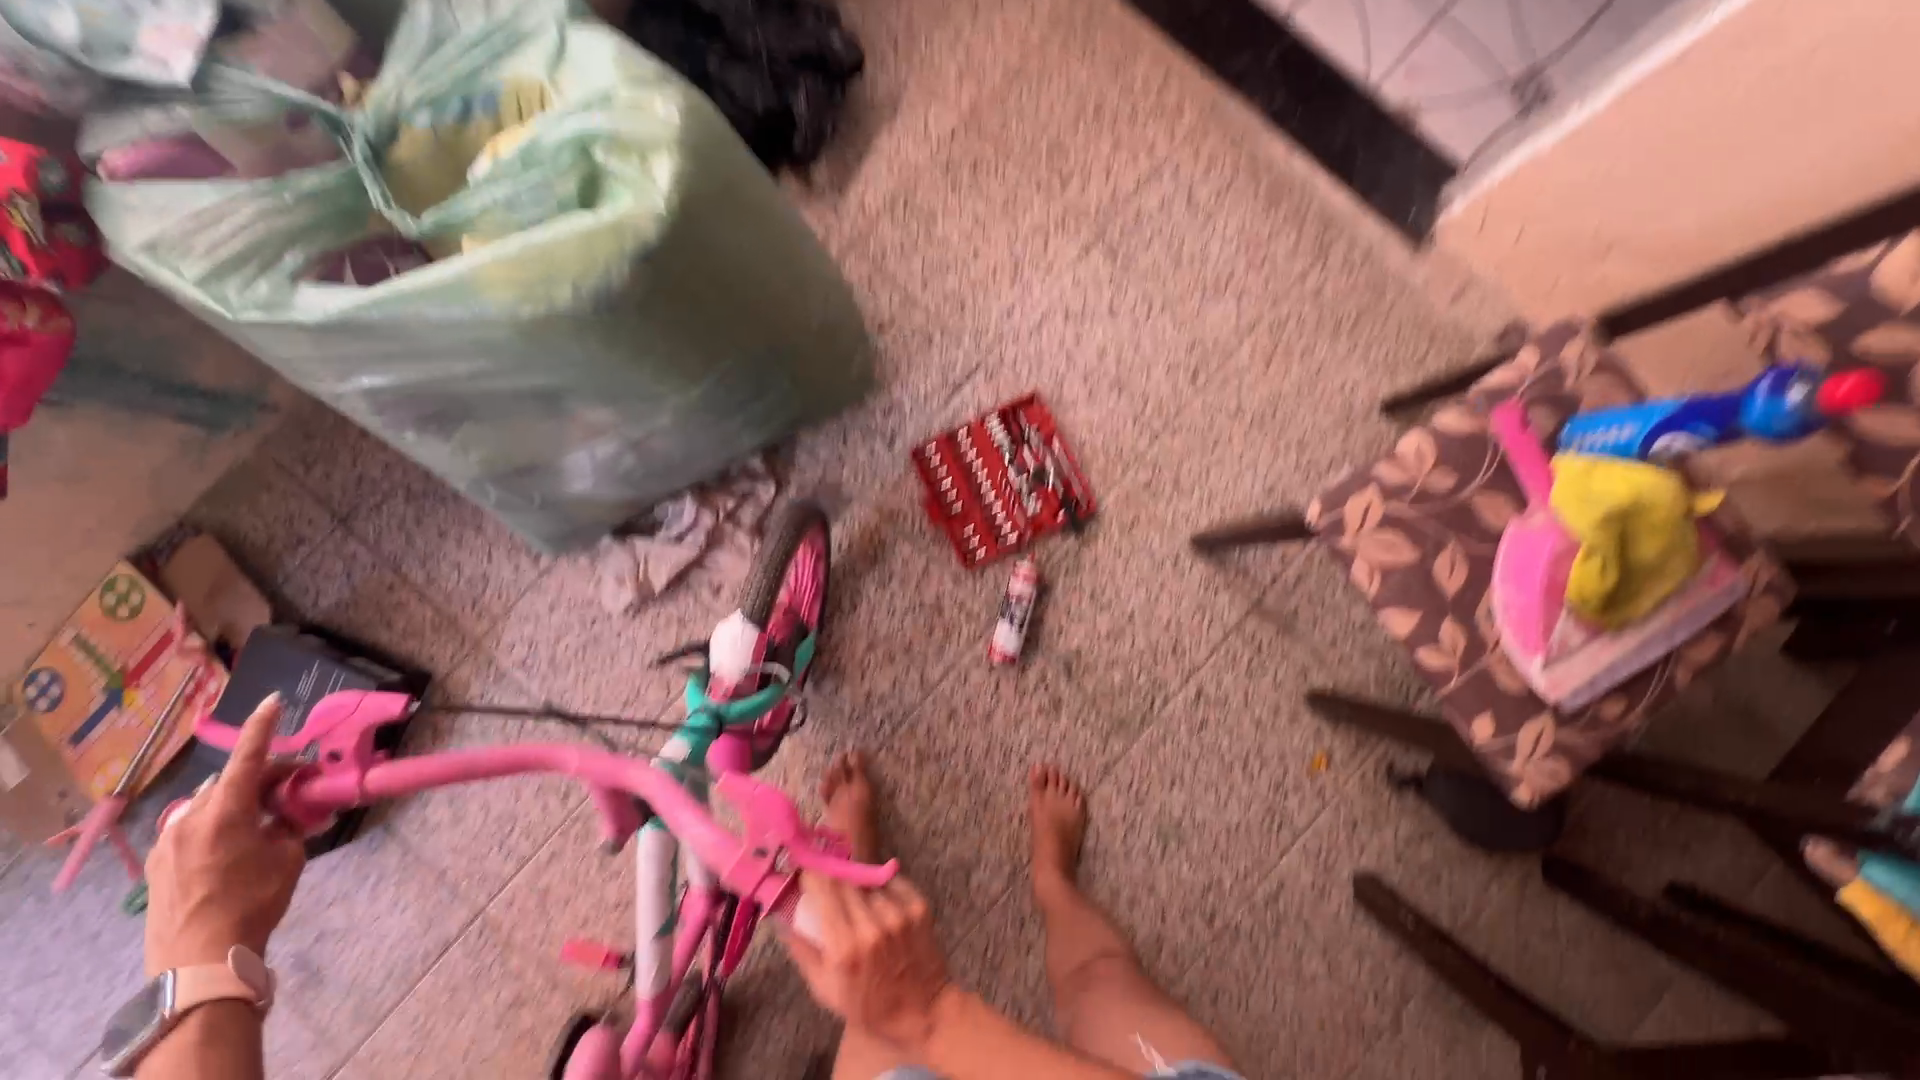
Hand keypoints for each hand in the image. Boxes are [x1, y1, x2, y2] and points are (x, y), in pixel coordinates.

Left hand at [144, 694, 306, 974]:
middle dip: (267, 778)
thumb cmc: (253, 901)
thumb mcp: (288, 857)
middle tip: (298, 790)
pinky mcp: (161, 862)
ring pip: (214, 804)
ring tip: (270, 821)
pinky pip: (198, 827)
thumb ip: (288, 825)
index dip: (264, 727)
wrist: (199, 959)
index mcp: (224, 811)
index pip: (247, 757)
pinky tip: (241, 845)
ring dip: (244, 802)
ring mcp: (170, 840)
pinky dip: (224, 823)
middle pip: (233, 781)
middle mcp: (190, 817)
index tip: (275, 701)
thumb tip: (292, 812)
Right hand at [779, 873, 954, 1051]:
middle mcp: (872, 926)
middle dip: (833, 879)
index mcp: (844, 947)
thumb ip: (802, 951)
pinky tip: (880, 904)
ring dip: (859, 887)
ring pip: (868, 882)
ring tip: (858, 903)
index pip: (823, 889)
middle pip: (845, 880)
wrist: (922, 1012)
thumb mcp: (825, 990)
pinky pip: (893, 883)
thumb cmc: (868, 1007)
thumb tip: (781, 920)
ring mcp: (899, 914)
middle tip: (829, 885)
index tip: (806, 874)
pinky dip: (883, 888)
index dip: (812, 875)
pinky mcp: (919, 907)